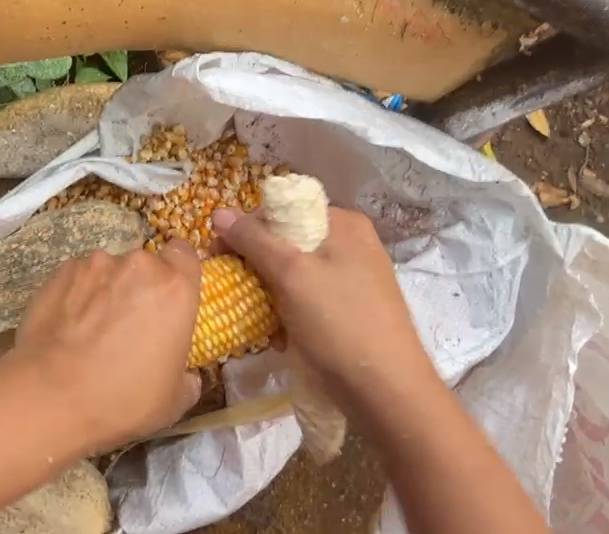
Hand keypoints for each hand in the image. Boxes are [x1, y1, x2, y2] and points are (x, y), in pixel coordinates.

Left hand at [1, 242, 203, 452]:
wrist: (53, 394)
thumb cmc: (124, 400)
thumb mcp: (175, 400)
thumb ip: (187, 375)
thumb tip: (186, 374)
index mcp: (174, 288)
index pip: (185, 254)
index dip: (178, 271)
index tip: (170, 295)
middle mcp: (138, 265)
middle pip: (145, 266)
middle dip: (140, 288)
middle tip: (129, 324)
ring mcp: (96, 263)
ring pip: (110, 271)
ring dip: (107, 290)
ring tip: (92, 328)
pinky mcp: (62, 269)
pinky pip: (80, 277)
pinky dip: (79, 294)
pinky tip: (69, 325)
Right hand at [213, 206, 431, 409]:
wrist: (389, 397)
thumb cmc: (340, 325)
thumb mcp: (290, 275)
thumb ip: (252, 239)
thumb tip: (218, 212)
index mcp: (342, 223)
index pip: (279, 211)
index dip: (245, 229)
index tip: (220, 255)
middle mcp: (351, 243)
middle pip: (285, 241)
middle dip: (256, 265)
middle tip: (236, 288)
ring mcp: (353, 278)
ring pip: (293, 272)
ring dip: (269, 292)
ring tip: (259, 317)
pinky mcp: (351, 309)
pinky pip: (307, 296)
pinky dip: (288, 311)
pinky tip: (280, 335)